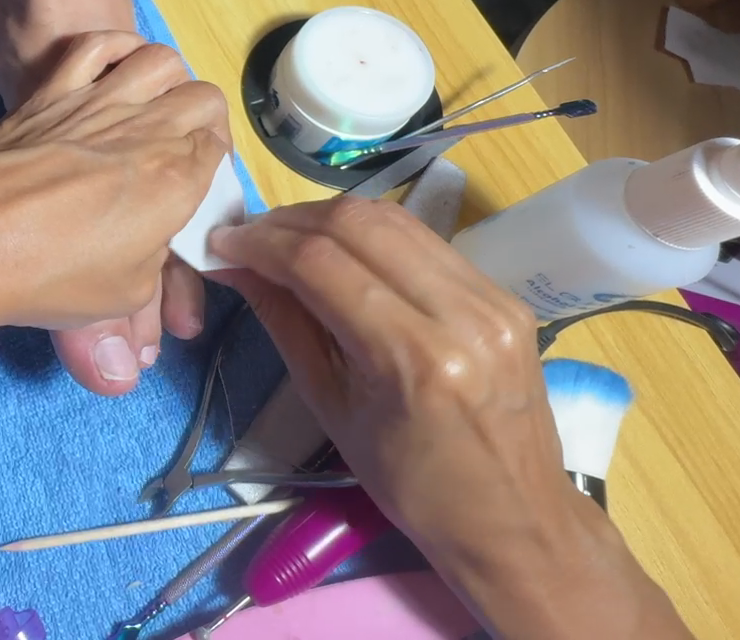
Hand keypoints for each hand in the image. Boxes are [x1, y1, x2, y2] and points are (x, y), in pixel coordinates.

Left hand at [0, 31, 228, 343]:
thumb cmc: (45, 275)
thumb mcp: (119, 296)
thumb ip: (149, 276)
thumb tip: (143, 285)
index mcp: (176, 179)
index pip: (219, 153)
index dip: (211, 170)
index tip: (193, 191)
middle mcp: (146, 128)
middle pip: (202, 100)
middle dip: (203, 122)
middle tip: (182, 149)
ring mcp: (95, 100)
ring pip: (159, 61)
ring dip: (169, 79)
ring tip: (155, 103)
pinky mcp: (50, 89)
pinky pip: (95, 47)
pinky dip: (114, 48)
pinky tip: (113, 65)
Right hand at [209, 200, 687, 638]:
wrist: (516, 522)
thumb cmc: (408, 481)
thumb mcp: (327, 404)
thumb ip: (281, 319)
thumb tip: (232, 264)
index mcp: (412, 357)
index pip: (318, 262)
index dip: (260, 242)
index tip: (223, 243)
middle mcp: (460, 314)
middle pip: (355, 224)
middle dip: (287, 220)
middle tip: (249, 237)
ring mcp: (490, 297)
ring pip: (388, 217)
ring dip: (323, 217)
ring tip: (286, 237)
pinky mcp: (502, 292)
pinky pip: (419, 237)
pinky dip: (364, 230)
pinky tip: (336, 247)